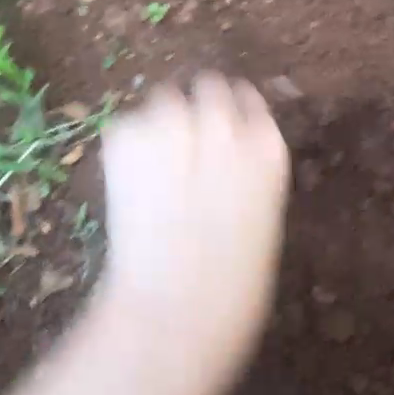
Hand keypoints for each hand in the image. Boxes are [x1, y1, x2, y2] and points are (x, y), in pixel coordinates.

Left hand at [95, 74, 290, 363]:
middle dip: (195, 107)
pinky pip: (126, 125)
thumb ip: (244, 180)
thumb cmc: (229, 290)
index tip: (221, 126)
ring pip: (164, 98)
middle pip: (209, 88)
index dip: (233, 113)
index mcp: (267, 151)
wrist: (174, 306)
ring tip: (153, 167)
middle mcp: (224, 124)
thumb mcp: (258, 226)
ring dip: (159, 122)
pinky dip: (127, 146)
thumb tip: (224, 163)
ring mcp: (173, 123)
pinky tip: (129, 181)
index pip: (251, 103)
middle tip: (179, 140)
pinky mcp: (126, 134)